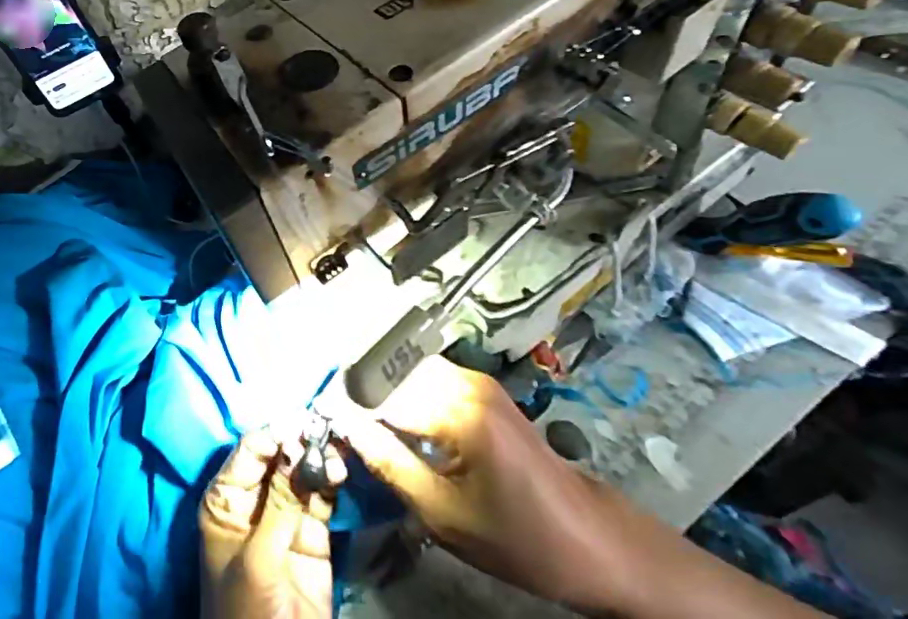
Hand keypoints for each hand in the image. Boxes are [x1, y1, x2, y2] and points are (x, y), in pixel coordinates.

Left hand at [199, 428, 346, 618]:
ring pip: (304, 471)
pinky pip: (322, 494)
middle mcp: (255, 500)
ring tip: (337, 448)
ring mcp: (285, 515)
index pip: (249, 451)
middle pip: (279, 456)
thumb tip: (299, 447)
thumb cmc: (247, 613)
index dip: (274, 433)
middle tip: (326, 426)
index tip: (301, 421)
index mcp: (227, 500)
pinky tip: (342, 468)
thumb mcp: (258, 559)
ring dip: (321, 456)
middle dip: (302, 439)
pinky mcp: (313, 532)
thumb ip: (280, 503)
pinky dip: (333, 479)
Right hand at [331, 356, 639, 610]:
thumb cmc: (516, 537)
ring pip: (411, 371)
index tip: (321, 416)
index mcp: (458, 411)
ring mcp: (478, 380)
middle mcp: (467, 381)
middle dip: (364, 393)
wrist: (585, 536)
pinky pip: (432, 379)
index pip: (382, 393)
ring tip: (363, 422)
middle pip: (395, 371)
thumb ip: (389, 463)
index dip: (347, 405)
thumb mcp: (442, 513)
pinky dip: (409, 395)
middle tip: (338, 419)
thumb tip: (344, 426)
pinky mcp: (484, 387)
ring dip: (386, 392)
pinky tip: (398, 422)